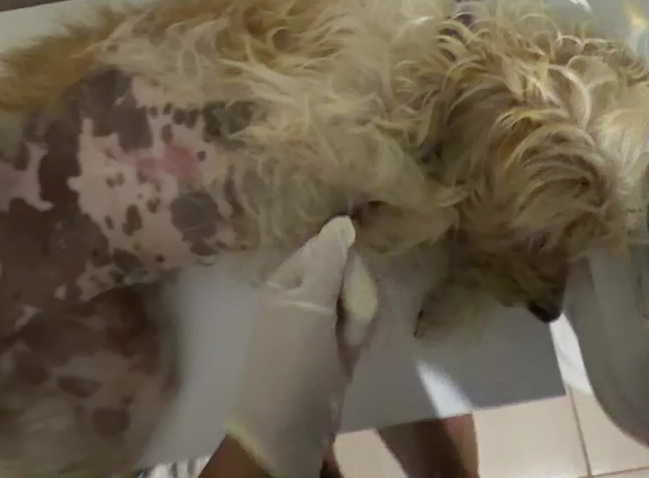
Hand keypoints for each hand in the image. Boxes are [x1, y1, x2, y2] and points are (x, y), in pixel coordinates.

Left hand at [223, 217, 376, 477]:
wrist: (287, 430)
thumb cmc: (293, 359)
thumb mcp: (310, 303)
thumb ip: (329, 260)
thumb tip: (342, 219)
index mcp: (288, 279)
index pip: (327, 249)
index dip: (345, 262)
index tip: (350, 282)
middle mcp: (303, 296)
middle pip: (345, 274)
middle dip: (355, 293)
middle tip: (348, 319)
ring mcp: (320, 325)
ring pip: (355, 301)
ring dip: (359, 319)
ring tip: (350, 345)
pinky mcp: (335, 350)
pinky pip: (357, 326)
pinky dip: (361, 336)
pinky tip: (356, 352)